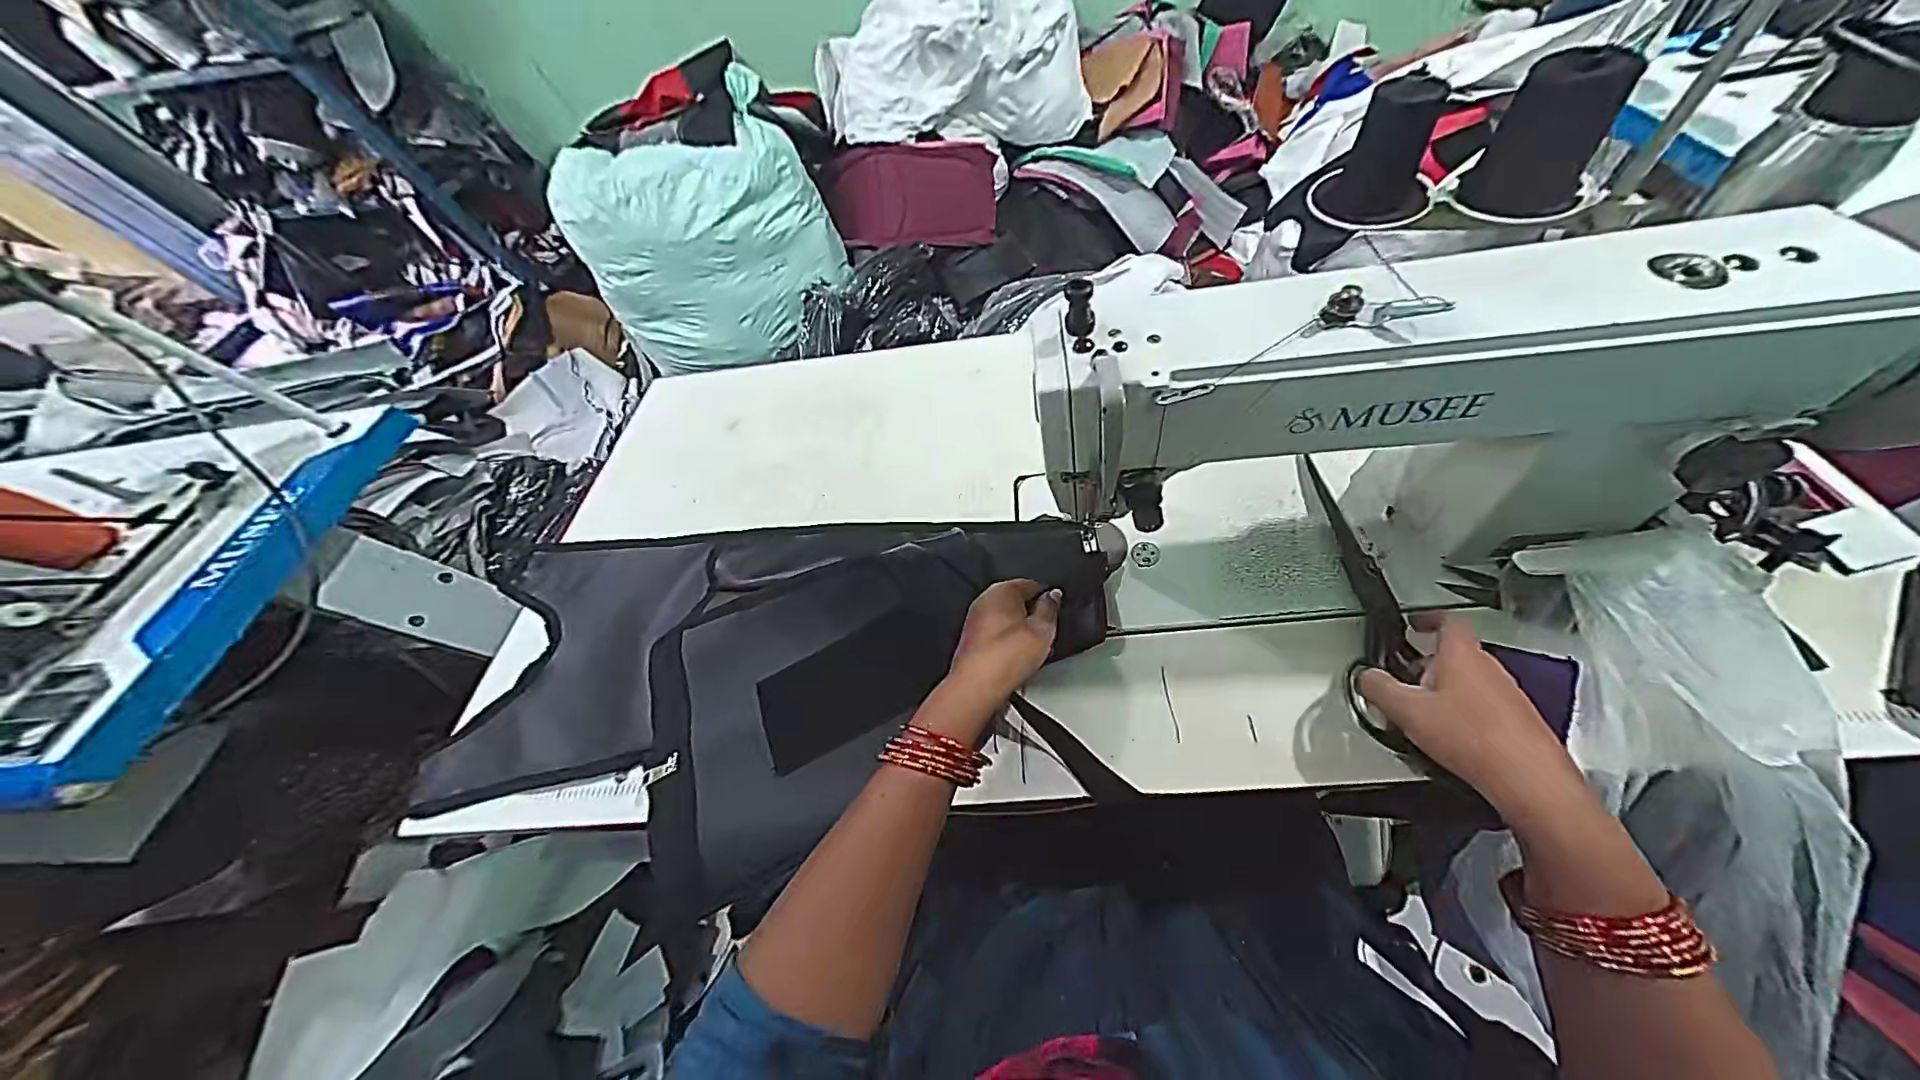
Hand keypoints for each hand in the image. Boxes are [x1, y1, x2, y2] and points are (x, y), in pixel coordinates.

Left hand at [947, 579, 1061, 705]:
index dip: (1048, 597)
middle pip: (1017, 601)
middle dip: (1032, 615)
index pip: (1031, 584)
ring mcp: (975, 621)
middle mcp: (984, 601)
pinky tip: (1015, 658)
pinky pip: (996, 636)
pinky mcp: (972, 641)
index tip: (1056, 610)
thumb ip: (1050, 608)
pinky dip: (1007, 644)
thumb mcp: (1042, 630)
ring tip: (1031, 650)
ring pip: (1007, 620)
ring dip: (1020, 631)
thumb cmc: (1004, 658)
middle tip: (1045, 633)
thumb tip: (1052, 597)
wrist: (977, 687)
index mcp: (1001, 590)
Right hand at [1356, 614, 1590, 828]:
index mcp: (1463, 656)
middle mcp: (1490, 670)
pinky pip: (1483, 707)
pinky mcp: (1517, 722)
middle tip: (1406, 680)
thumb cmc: (1477, 740)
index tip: (1415, 624)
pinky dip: (1462, 715)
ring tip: (1423, 716)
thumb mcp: (1406, 710)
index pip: (1448, 621)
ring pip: (1468, 682)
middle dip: (1426, 665)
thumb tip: (1367, 677)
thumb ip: (1378, 687)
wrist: (1528, 779)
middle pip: (1454, 655)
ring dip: (1444, 692)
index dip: (1428, 619)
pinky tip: (1448, 740)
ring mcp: (1508, 695)